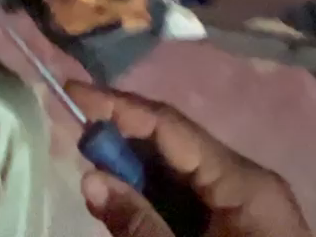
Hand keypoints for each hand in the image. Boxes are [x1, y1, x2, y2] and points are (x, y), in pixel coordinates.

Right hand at [65, 83, 311, 236]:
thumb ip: (140, 224)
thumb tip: (88, 179)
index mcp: (244, 181)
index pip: (169, 125)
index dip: (117, 105)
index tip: (71, 91)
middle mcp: (244, 182)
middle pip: (171, 145)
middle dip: (121, 142)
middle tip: (74, 141)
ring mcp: (242, 207)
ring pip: (174, 173)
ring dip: (132, 173)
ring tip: (94, 176)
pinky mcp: (235, 228)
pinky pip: (184, 199)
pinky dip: (150, 198)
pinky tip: (124, 205)